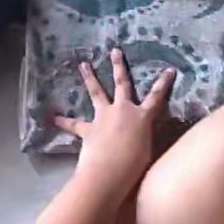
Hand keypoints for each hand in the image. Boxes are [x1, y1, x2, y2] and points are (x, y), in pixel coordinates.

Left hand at [54, 49, 174, 189]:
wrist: (110, 171)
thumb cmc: (136, 164)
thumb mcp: (147, 149)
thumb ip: (144, 139)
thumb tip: (141, 138)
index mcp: (142, 116)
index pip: (157, 96)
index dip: (164, 83)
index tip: (170, 69)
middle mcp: (123, 110)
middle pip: (122, 84)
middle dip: (118, 66)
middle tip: (114, 51)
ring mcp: (104, 118)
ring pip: (96, 93)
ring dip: (90, 78)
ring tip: (83, 65)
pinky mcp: (89, 130)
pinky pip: (74, 125)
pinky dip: (64, 121)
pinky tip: (54, 117)